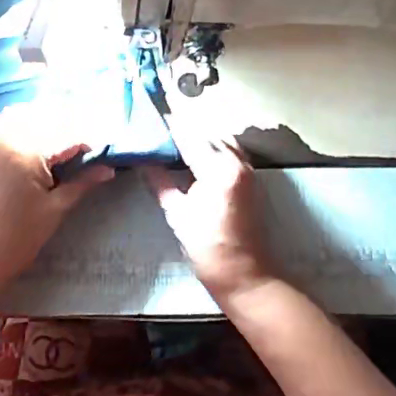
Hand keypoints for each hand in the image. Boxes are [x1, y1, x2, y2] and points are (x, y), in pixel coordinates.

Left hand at [0, 103, 116, 284]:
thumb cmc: (16, 237)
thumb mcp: (55, 210)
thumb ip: (81, 184)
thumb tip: (107, 169)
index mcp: (27, 149)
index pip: (67, 137)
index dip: (89, 147)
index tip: (104, 160)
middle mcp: (5, 137)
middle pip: (44, 120)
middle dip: (66, 132)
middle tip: (82, 156)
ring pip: (19, 117)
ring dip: (41, 124)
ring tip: (57, 149)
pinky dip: (16, 126)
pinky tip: (28, 140)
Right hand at [144, 129, 282, 304]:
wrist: (246, 276)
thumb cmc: (208, 248)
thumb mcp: (177, 214)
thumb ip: (159, 182)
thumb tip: (143, 163)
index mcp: (218, 169)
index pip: (189, 137)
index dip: (168, 127)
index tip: (150, 119)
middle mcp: (238, 163)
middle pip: (208, 135)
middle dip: (184, 131)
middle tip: (157, 133)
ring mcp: (249, 172)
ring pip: (222, 142)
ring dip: (201, 139)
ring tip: (175, 145)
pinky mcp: (252, 182)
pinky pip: (231, 155)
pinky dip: (214, 150)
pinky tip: (195, 161)